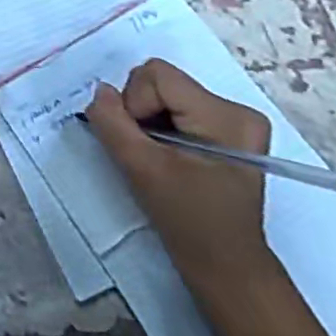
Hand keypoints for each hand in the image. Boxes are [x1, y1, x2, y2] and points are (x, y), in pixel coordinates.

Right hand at [85, 59, 273, 284]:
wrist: (222, 260)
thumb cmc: (187, 218)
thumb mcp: (140, 167)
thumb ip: (112, 121)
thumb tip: (99, 90)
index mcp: (227, 116)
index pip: (156, 76)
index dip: (133, 103)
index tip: (142, 142)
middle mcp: (236, 110)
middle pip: (160, 81)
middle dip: (140, 111)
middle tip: (147, 150)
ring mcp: (232, 120)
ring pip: (162, 93)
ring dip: (146, 120)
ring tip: (157, 156)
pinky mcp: (223, 130)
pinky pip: (172, 107)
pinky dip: (157, 126)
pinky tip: (166, 155)